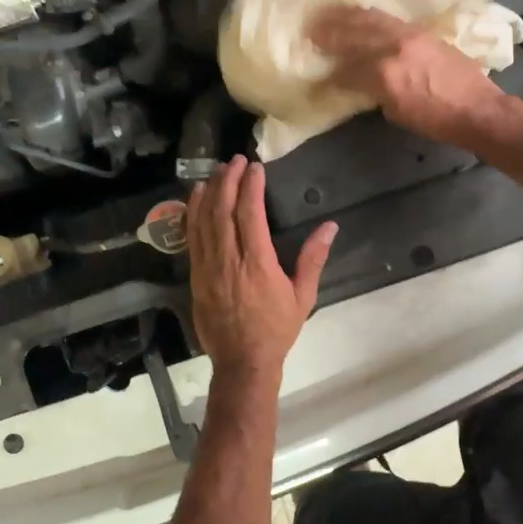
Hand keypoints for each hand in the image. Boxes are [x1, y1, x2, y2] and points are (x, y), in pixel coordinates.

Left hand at [187, 156, 337, 381]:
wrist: (242, 363)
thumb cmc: (277, 329)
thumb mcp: (303, 296)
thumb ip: (314, 258)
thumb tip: (330, 226)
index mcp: (258, 264)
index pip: (251, 215)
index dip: (251, 187)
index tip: (255, 167)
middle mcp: (230, 261)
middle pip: (224, 211)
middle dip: (228, 181)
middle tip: (234, 160)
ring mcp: (208, 268)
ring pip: (204, 221)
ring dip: (209, 192)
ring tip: (215, 171)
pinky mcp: (195, 276)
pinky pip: (192, 238)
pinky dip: (192, 213)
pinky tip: (195, 197)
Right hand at [309, 5, 507, 143]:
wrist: (477, 108)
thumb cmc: (437, 120)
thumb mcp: (396, 113)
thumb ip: (374, 93)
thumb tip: (360, 83)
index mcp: (384, 74)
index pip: (346, 72)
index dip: (329, 79)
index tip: (317, 81)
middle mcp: (393, 47)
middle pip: (353, 34)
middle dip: (330, 33)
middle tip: (312, 31)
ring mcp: (409, 35)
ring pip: (371, 19)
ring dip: (347, 17)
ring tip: (330, 15)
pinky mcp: (422, 31)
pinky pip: (388, 19)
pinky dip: (370, 17)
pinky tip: (360, 15)